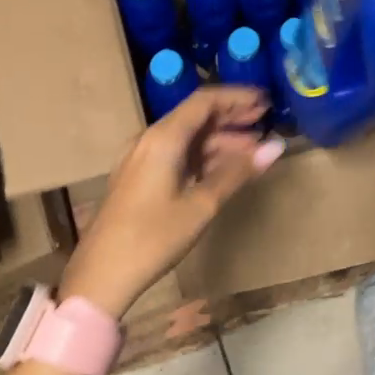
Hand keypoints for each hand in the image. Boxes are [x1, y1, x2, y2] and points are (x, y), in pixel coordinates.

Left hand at [58, 88, 285, 317]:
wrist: (99, 277)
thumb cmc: (152, 239)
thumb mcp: (201, 206)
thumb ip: (237, 172)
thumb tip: (275, 147)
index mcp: (163, 139)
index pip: (205, 101)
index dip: (237, 97)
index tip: (266, 101)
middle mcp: (150, 139)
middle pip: (195, 116)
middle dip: (231, 116)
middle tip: (265, 120)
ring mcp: (141, 158)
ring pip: (187, 137)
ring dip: (219, 139)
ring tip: (252, 149)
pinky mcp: (138, 176)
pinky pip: (176, 153)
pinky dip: (202, 155)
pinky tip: (223, 167)